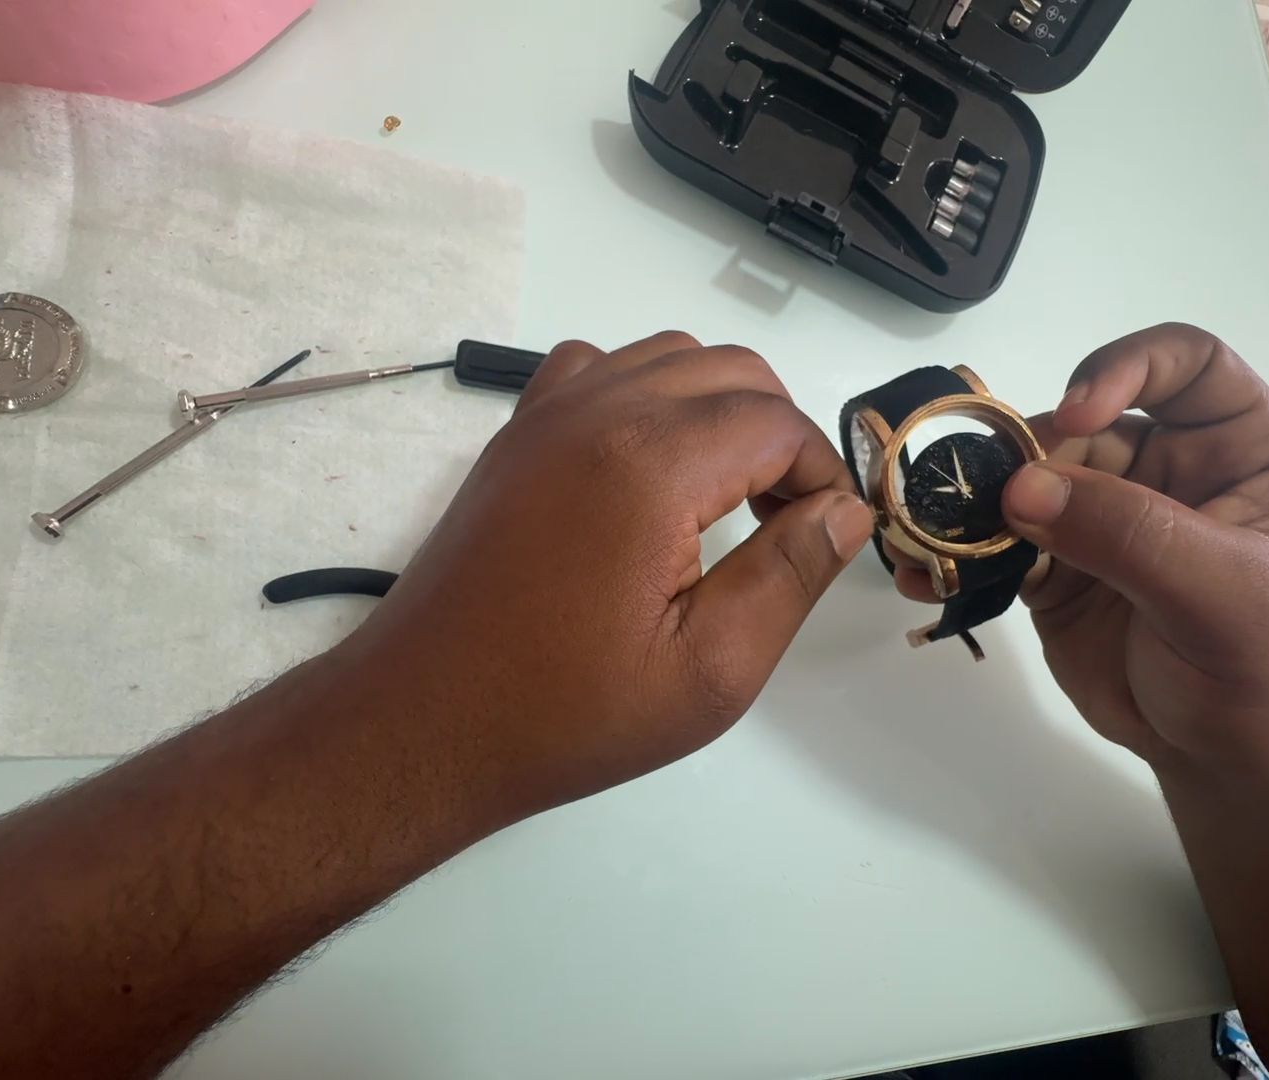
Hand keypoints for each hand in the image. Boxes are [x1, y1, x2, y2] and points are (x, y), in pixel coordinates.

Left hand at [340, 332, 875, 829]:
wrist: (423, 723)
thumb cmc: (568, 712)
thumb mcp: (711, 670)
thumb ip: (791, 575)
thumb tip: (845, 511)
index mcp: (650, 464)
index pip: (778, 423)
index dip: (822, 474)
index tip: (825, 533)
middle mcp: (597, 410)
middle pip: (734, 372)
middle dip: (783, 435)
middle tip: (788, 519)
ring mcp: (546, 413)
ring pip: (672, 356)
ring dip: (723, 408)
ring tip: (729, 491)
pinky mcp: (517, 433)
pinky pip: (601, 367)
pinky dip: (649, 393)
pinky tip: (650, 460)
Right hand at [893, 324, 1268, 775]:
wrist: (1230, 761)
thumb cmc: (1267, 671)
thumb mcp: (1226, 595)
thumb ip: (1129, 534)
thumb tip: (1019, 489)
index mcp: (1232, 449)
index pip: (1180, 364)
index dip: (1123, 369)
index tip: (1075, 419)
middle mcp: (1158, 471)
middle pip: (1074, 427)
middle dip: (1022, 456)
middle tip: (979, 501)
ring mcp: (1097, 520)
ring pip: (1021, 481)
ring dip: (971, 503)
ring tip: (924, 533)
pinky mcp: (1051, 567)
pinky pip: (994, 544)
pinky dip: (954, 554)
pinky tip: (920, 573)